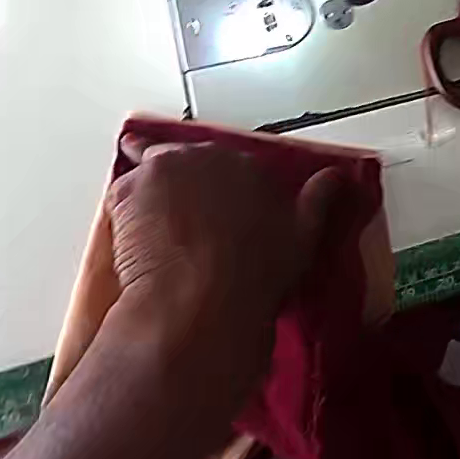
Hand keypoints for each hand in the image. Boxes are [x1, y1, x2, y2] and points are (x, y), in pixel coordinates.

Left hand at [107, 137, 344, 352]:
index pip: (229, 167)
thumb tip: (335, 175)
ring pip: (153, 175)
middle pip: (188, 163)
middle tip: (183, 230)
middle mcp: (205, 155)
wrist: (201, 303)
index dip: (221, 193)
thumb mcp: (302, 238)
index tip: (217, 218)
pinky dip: (126, 215)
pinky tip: (134, 244)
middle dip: (185, 189)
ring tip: (154, 235)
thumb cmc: (255, 274)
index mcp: (246, 163)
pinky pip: (123, 196)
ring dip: (153, 197)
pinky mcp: (127, 188)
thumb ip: (319, 200)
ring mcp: (163, 168)